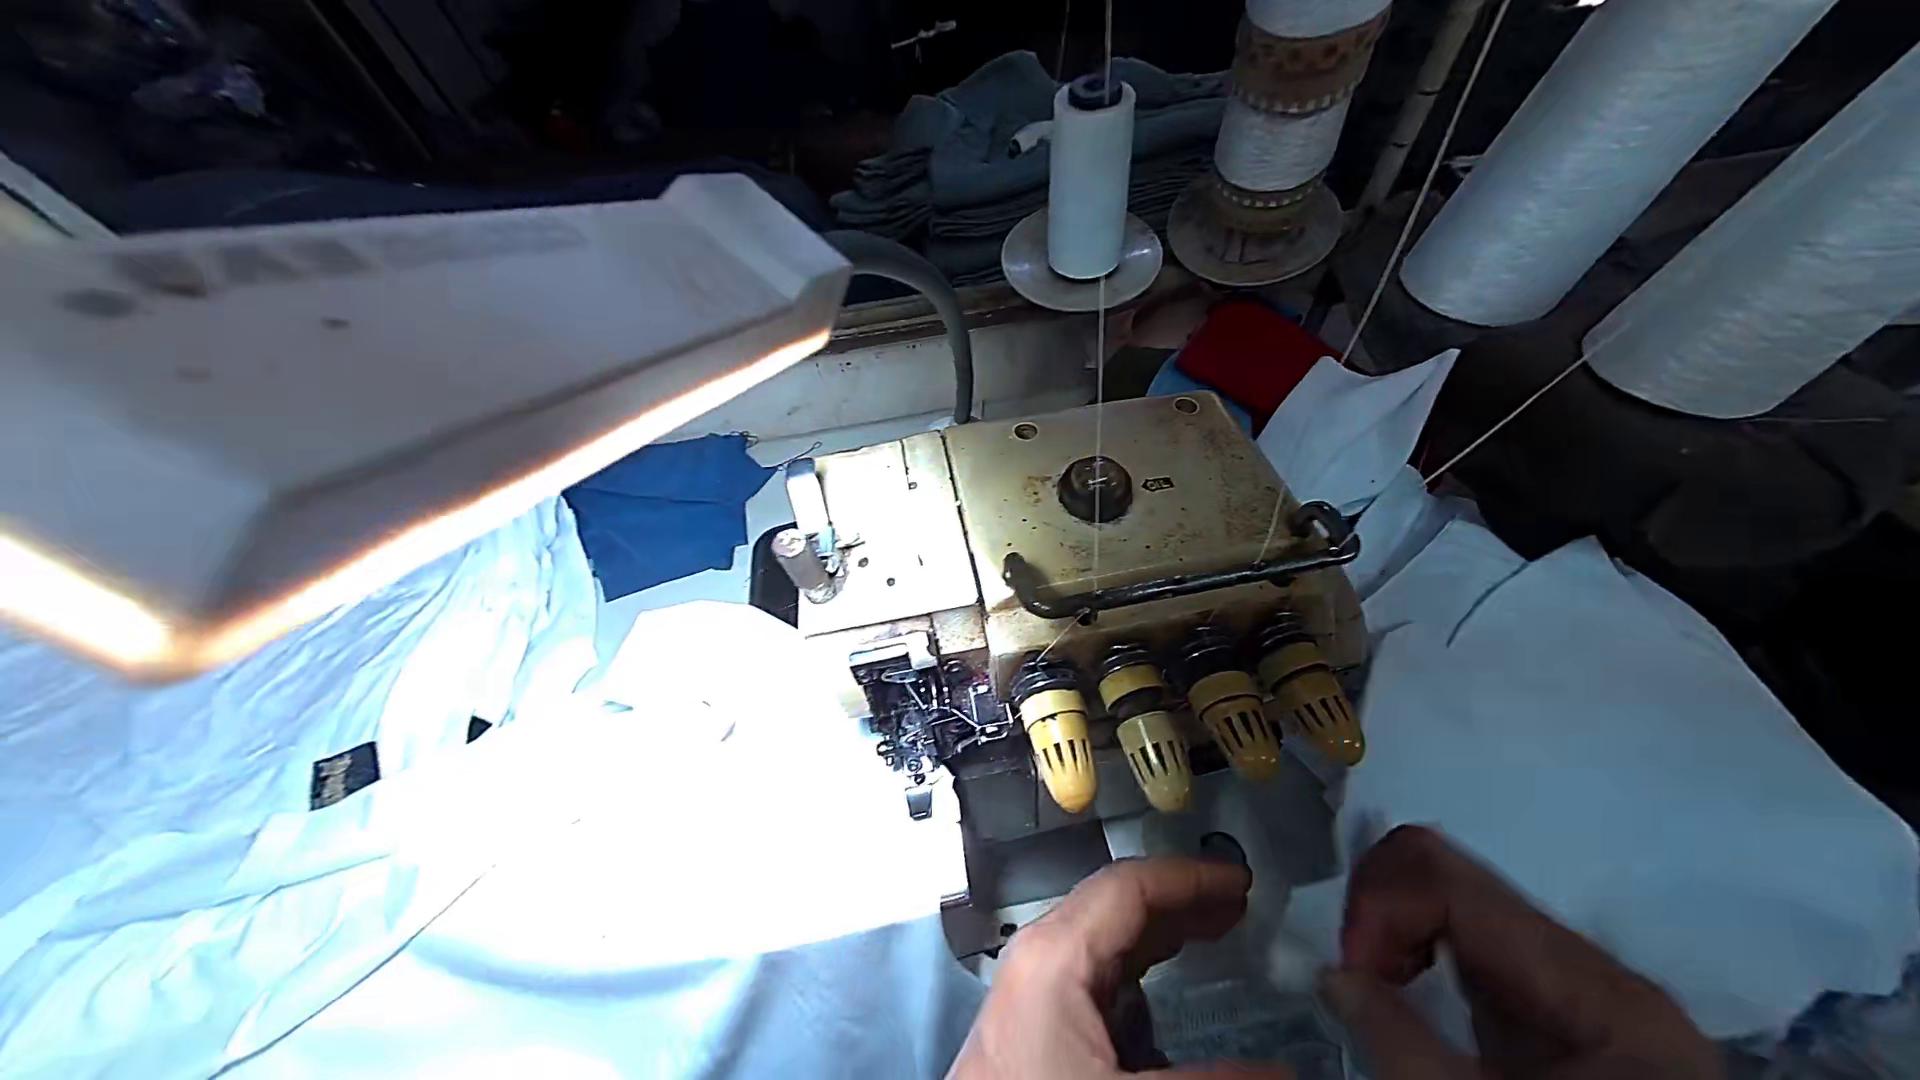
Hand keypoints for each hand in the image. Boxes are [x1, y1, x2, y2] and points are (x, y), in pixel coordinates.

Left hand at [948, 856, 1293, 1079]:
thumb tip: (1289, 1075)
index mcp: (1057, 953)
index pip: (1128, 886)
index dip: (1188, 877)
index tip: (1239, 880)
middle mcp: (1042, 953)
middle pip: (1117, 902)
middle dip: (1181, 898)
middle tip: (1239, 904)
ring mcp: (1034, 983)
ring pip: (1106, 935)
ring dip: (1163, 930)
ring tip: (1217, 930)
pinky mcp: (1035, 1017)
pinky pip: (1096, 972)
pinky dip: (1141, 967)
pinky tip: (1170, 985)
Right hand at [1323, 825, 1721, 1079]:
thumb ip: (1396, 1039)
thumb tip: (1331, 974)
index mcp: (1597, 988)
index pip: (1447, 880)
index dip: (1378, 906)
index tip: (1348, 971)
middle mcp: (1595, 968)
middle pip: (1450, 875)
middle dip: (1380, 911)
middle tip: (1357, 975)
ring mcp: (1582, 985)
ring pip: (1455, 897)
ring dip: (1394, 928)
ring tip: (1378, 987)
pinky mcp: (1562, 1007)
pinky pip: (1470, 937)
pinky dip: (1419, 948)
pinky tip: (1409, 993)